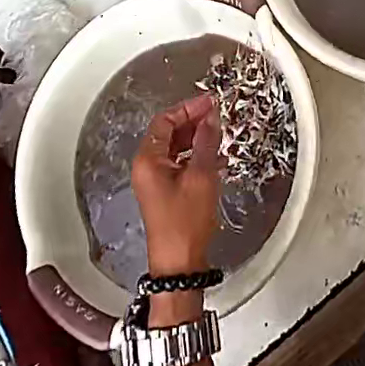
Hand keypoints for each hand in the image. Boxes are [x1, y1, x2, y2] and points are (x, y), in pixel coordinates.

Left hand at [132, 94, 222, 276]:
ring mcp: (154, 179)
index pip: (164, 121)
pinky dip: (195, 157)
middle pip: (168, 132)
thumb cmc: (186, 222)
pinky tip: (215, 158)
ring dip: (195, 139)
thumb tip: (211, 118)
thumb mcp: (201, 178)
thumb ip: (206, 144)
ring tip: (218, 133)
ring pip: (175, 148)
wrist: (179, 263)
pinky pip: (178, 163)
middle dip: (192, 122)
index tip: (209, 102)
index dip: (187, 109)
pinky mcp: (164, 191)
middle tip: (215, 114)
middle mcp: (146, 165)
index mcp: (148, 158)